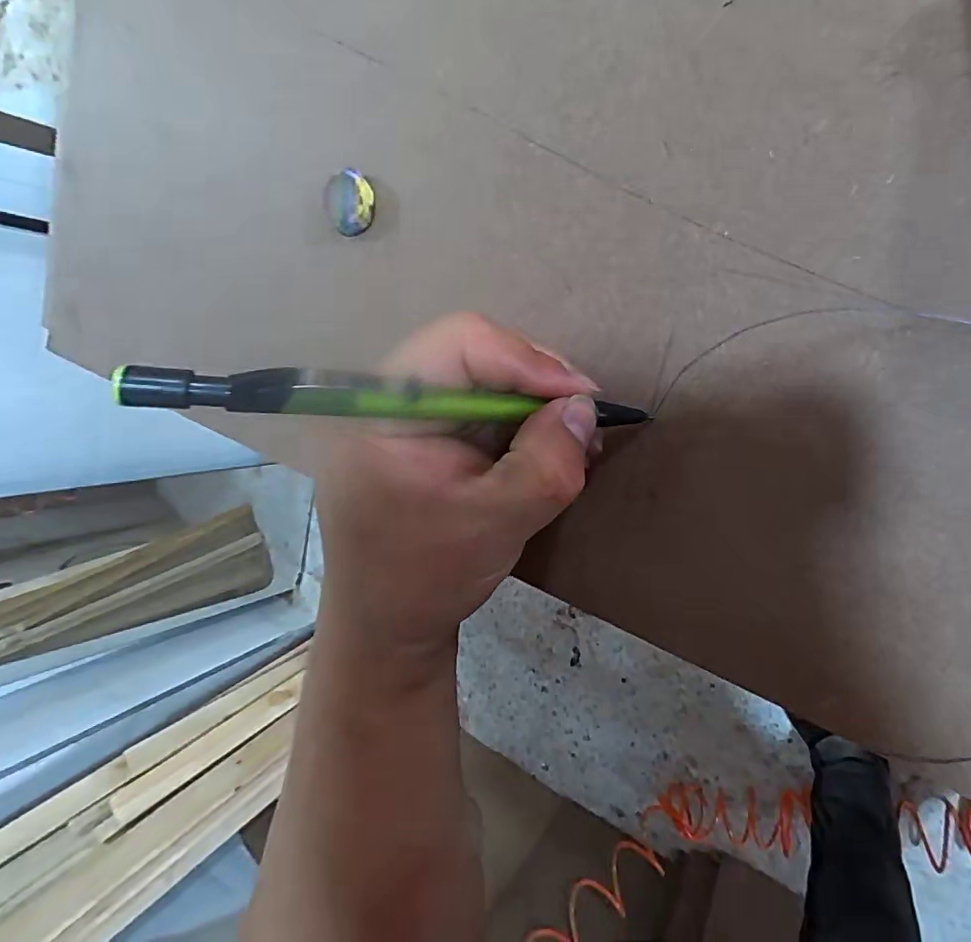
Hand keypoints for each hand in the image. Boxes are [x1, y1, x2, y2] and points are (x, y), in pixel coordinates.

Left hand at [315, 313, 599, 663]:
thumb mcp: (498, 521)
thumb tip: (584, 408)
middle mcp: (394, 399)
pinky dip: (527, 425)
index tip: (580, 398)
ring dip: (539, 406)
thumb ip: (547, 463)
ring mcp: (412, 416)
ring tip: (577, 443)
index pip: (461, 343)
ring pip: (490, 379)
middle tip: (584, 420)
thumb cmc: (427, 578)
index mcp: (385, 410)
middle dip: (540, 384)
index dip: (528, 360)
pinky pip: (487, 409)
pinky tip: (552, 451)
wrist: (386, 627)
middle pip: (479, 355)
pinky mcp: (432, 436)